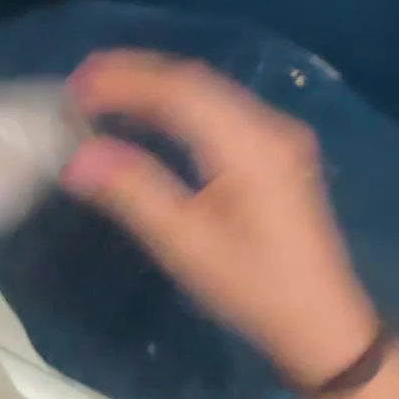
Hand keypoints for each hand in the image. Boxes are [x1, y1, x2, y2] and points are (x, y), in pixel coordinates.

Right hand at [62, 51, 377, 386]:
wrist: (325, 326)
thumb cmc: (254, 287)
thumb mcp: (186, 245)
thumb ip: (132, 192)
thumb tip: (75, 155)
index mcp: (250, 145)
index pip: (178, 90)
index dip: (122, 81)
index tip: (73, 91)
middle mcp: (266, 125)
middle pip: (191, 79)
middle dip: (130, 73)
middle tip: (77, 83)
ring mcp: (273, 133)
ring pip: (201, 87)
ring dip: (148, 83)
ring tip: (98, 90)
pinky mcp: (269, 147)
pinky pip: (211, 104)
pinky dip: (168, 99)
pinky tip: (141, 111)